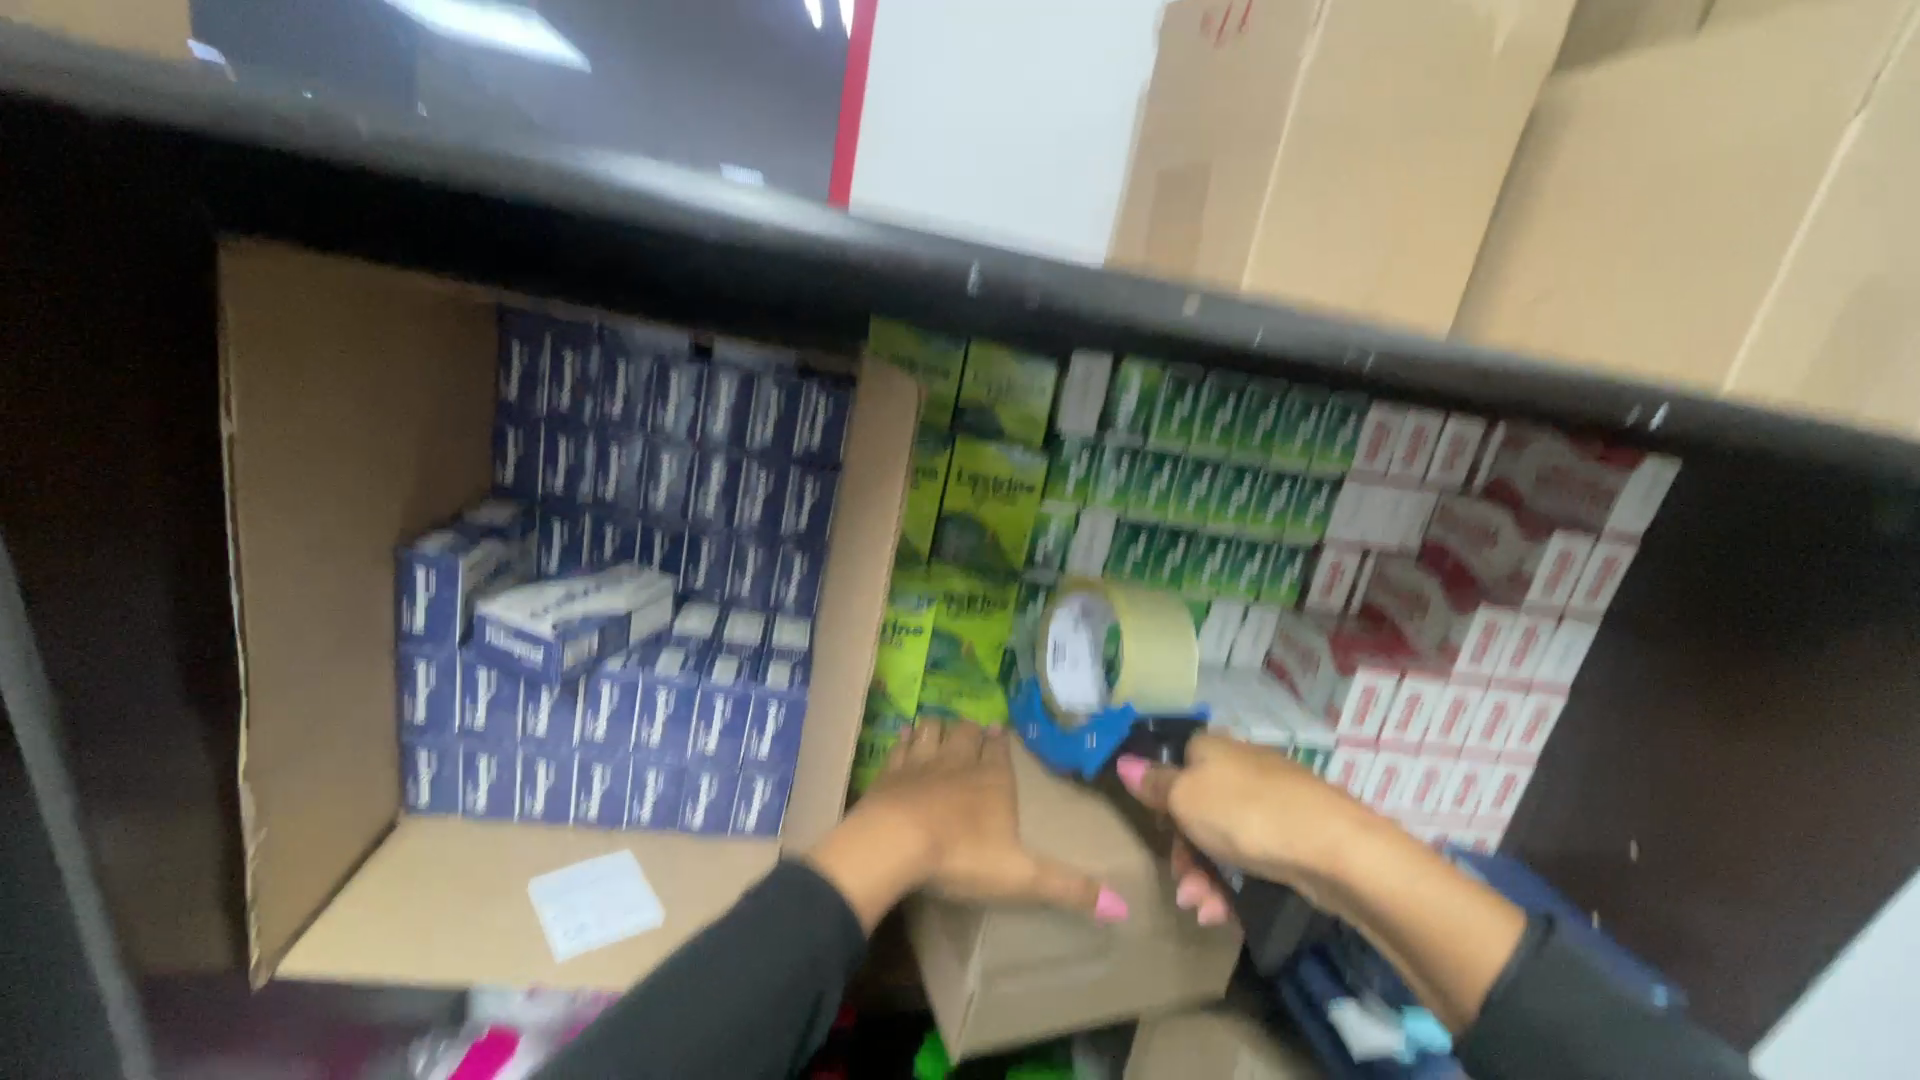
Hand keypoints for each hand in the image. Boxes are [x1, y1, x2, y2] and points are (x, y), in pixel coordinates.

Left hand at [807, 721, 1128, 930]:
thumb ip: (1068, 888)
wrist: (895, 843)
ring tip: (940, 726)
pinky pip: (900, 744)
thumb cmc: (962, 856)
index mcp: (993, 781)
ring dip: (938, 727)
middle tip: (972, 730)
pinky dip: (905, 738)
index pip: (1000, 752)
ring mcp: (921, 762)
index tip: (999, 732)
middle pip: (967, 734)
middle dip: (971, 731)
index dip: (1000, 743)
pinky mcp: (889, 771)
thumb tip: (1122, 907)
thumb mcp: (1021, 877)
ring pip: (933, 730)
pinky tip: (905, 736)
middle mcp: (960, 762)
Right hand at [1116, 734, 1377, 923]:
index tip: (1159, 829)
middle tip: (1182, 882)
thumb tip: (1126, 762)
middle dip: (1184, 853)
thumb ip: (1154, 784)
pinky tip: (1223, 912)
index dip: (1162, 798)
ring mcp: (1272, 803)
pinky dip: (1234, 886)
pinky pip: (1252, 861)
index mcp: (1212, 749)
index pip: (1177, 763)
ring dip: (1204, 878)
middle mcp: (1241, 769)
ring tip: (1201, 908)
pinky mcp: (1295, 838)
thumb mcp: (1184, 797)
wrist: (1335, 849)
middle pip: (1197, 810)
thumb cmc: (1246, 814)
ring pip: (1222, 841)